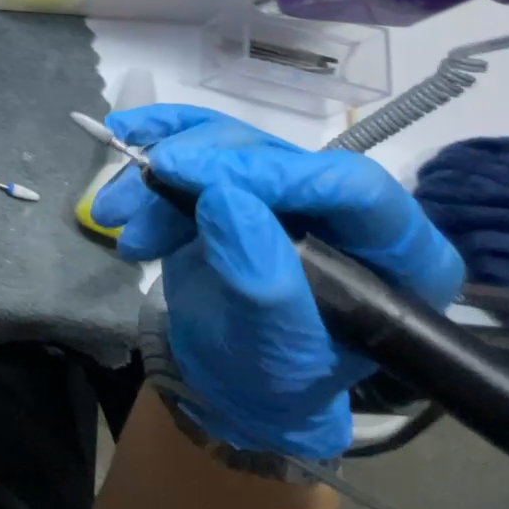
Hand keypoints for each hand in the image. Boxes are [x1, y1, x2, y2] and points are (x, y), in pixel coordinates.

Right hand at [92, 105, 464, 459]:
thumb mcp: (272, 344)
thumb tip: (223, 195)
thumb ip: (259, 278)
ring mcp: (283, 189)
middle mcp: (343, 208)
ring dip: (151, 177)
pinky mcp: (230, 180)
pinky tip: (118, 140)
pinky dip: (148, 138)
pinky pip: (192, 137)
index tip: (179, 171)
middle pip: (270, 155)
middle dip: (187, 174)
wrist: (224, 370)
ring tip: (112, 221)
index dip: (268, 171)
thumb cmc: (267, 372)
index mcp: (396, 253)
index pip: (349, 187)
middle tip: (125, 205)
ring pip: (217, 146)